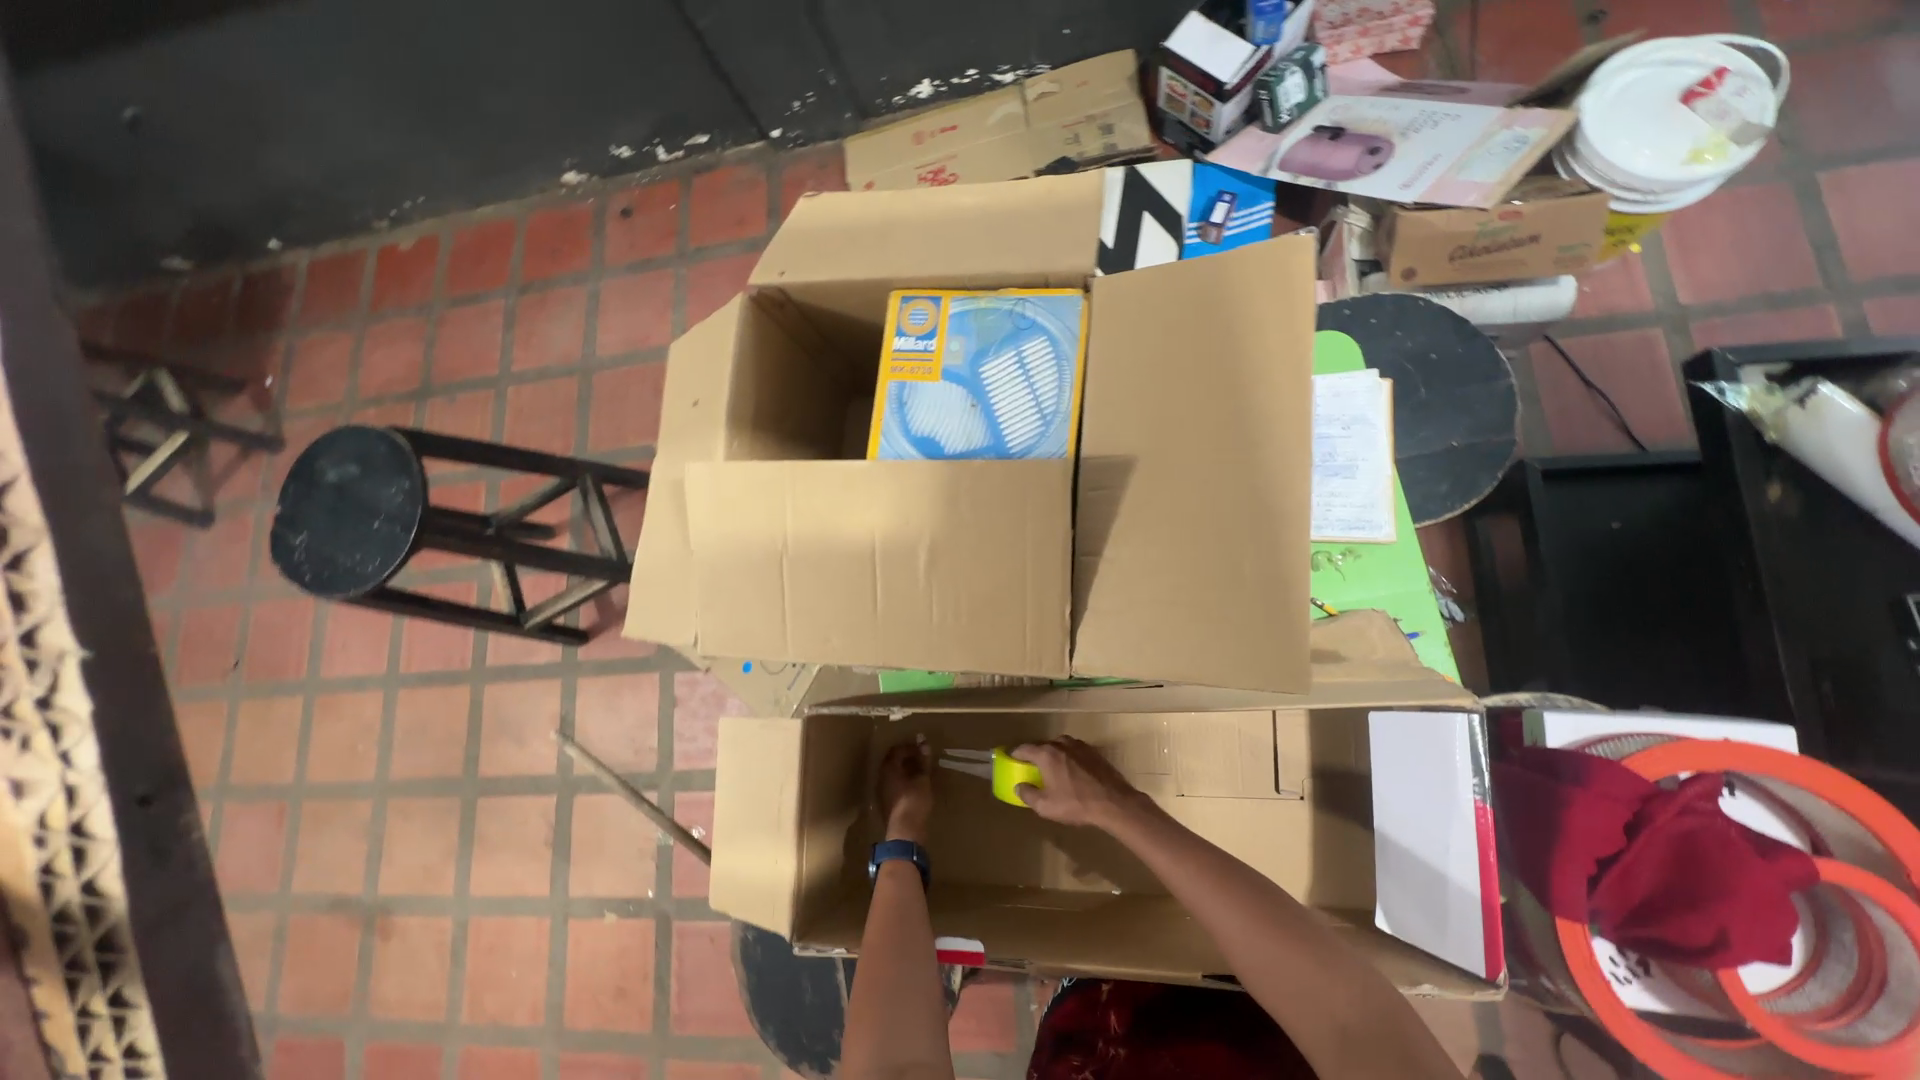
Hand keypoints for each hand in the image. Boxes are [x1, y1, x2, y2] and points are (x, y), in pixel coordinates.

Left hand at [877, 736, 933, 842]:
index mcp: (888, 769)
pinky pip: (894, 786)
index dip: (911, 747)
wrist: (904, 832)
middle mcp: (881, 778)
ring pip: (893, 775)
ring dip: (906, 771)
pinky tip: (915, 787)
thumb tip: (923, 741)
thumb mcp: (922, 779)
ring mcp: (882, 791)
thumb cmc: (914, 801)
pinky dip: (904, 782)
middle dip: (908, 758)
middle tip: (923, 759)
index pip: (897, 750)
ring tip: (921, 772)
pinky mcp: (886, 803)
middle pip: (893, 762)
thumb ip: (923, 761)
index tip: (923, 749)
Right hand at [1010, 736, 1149, 829]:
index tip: (1011, 758)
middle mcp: (1062, 745)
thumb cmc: (1076, 804)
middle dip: (1035, 754)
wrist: (1113, 802)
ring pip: (1060, 745)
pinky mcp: (1094, 752)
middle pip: (1043, 745)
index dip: (1015, 753)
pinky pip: (1075, 750)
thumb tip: (1019, 786)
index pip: (1025, 748)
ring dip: (1054, 753)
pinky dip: (1069, 757)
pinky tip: (1072, 770)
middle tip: (1031, 766)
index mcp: (1047, 755)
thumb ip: (1028, 794)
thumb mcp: (1046, 806)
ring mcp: (1080, 746)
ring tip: (1052, 767)